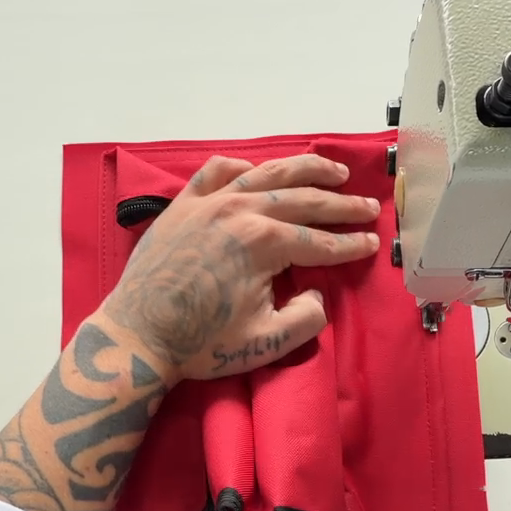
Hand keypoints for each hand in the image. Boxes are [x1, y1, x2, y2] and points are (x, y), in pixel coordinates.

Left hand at [94, 153, 380, 384]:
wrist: (138, 336)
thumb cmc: (202, 345)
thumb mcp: (267, 343)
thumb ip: (307, 318)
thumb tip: (317, 294)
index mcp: (264, 243)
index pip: (320, 241)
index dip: (350, 245)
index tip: (372, 243)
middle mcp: (241, 210)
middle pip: (303, 199)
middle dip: (341, 204)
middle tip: (367, 206)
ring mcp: (208, 201)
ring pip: (266, 173)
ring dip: (305, 169)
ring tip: (334, 172)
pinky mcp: (182, 204)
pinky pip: (217, 170)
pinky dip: (243, 166)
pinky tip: (257, 171)